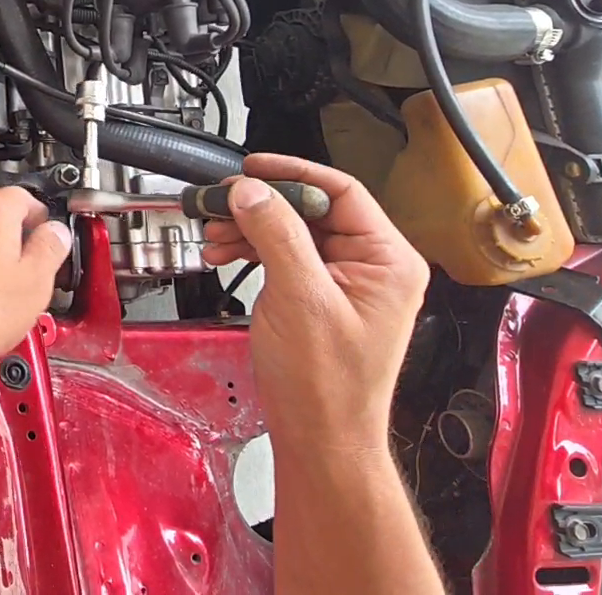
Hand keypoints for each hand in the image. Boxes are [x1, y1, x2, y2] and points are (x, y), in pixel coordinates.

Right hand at [202, 154, 429, 457]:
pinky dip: (248, 248)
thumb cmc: (326, 384)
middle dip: (259, 206)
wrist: (317, 434)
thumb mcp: (300, 298)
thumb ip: (276, 235)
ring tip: (215, 233)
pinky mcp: (314, 292)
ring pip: (288, 228)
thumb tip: (250, 191)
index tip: (252, 169)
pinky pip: (280, 252)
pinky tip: (223, 252)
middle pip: (309, 208)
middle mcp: (368, 265)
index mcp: (386, 260)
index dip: (293, 173)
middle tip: (221, 203)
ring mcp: (340, 279)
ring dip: (247, 227)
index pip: (341, 191)